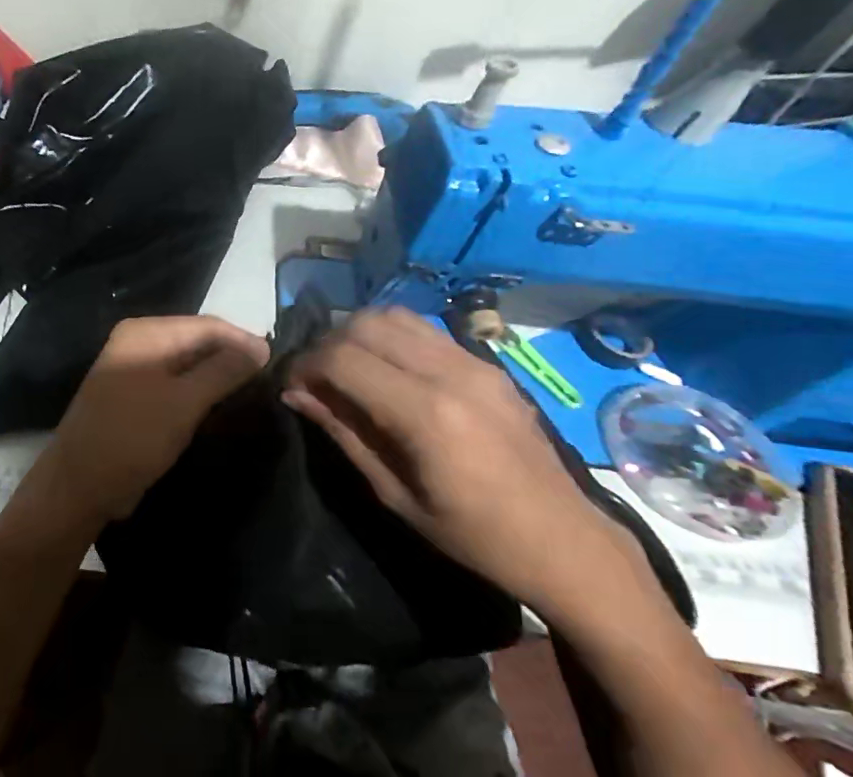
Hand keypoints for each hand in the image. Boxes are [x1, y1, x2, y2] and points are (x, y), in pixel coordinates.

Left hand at [36, 316, 268, 523]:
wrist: (78, 488)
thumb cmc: (133, 438)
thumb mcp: (184, 402)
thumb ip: (224, 370)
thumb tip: (261, 347)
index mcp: (146, 333)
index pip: (207, 326)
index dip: (244, 341)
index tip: (276, 362)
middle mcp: (138, 342)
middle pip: (198, 342)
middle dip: (232, 358)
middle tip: (268, 380)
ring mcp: (135, 370)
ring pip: (189, 365)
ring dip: (218, 377)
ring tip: (252, 392)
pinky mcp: (136, 397)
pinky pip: (176, 384)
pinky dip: (199, 392)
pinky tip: (222, 405)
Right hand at [284, 307, 631, 607]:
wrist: (561, 537)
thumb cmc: (473, 535)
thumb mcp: (395, 495)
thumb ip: (344, 433)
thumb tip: (297, 393)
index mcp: (426, 414)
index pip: (344, 357)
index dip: (306, 364)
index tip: (291, 385)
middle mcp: (449, 371)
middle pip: (367, 323)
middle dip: (329, 343)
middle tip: (317, 379)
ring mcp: (474, 360)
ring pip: (396, 316)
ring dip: (360, 334)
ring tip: (349, 371)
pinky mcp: (487, 362)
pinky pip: (426, 331)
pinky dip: (393, 338)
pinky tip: (389, 371)